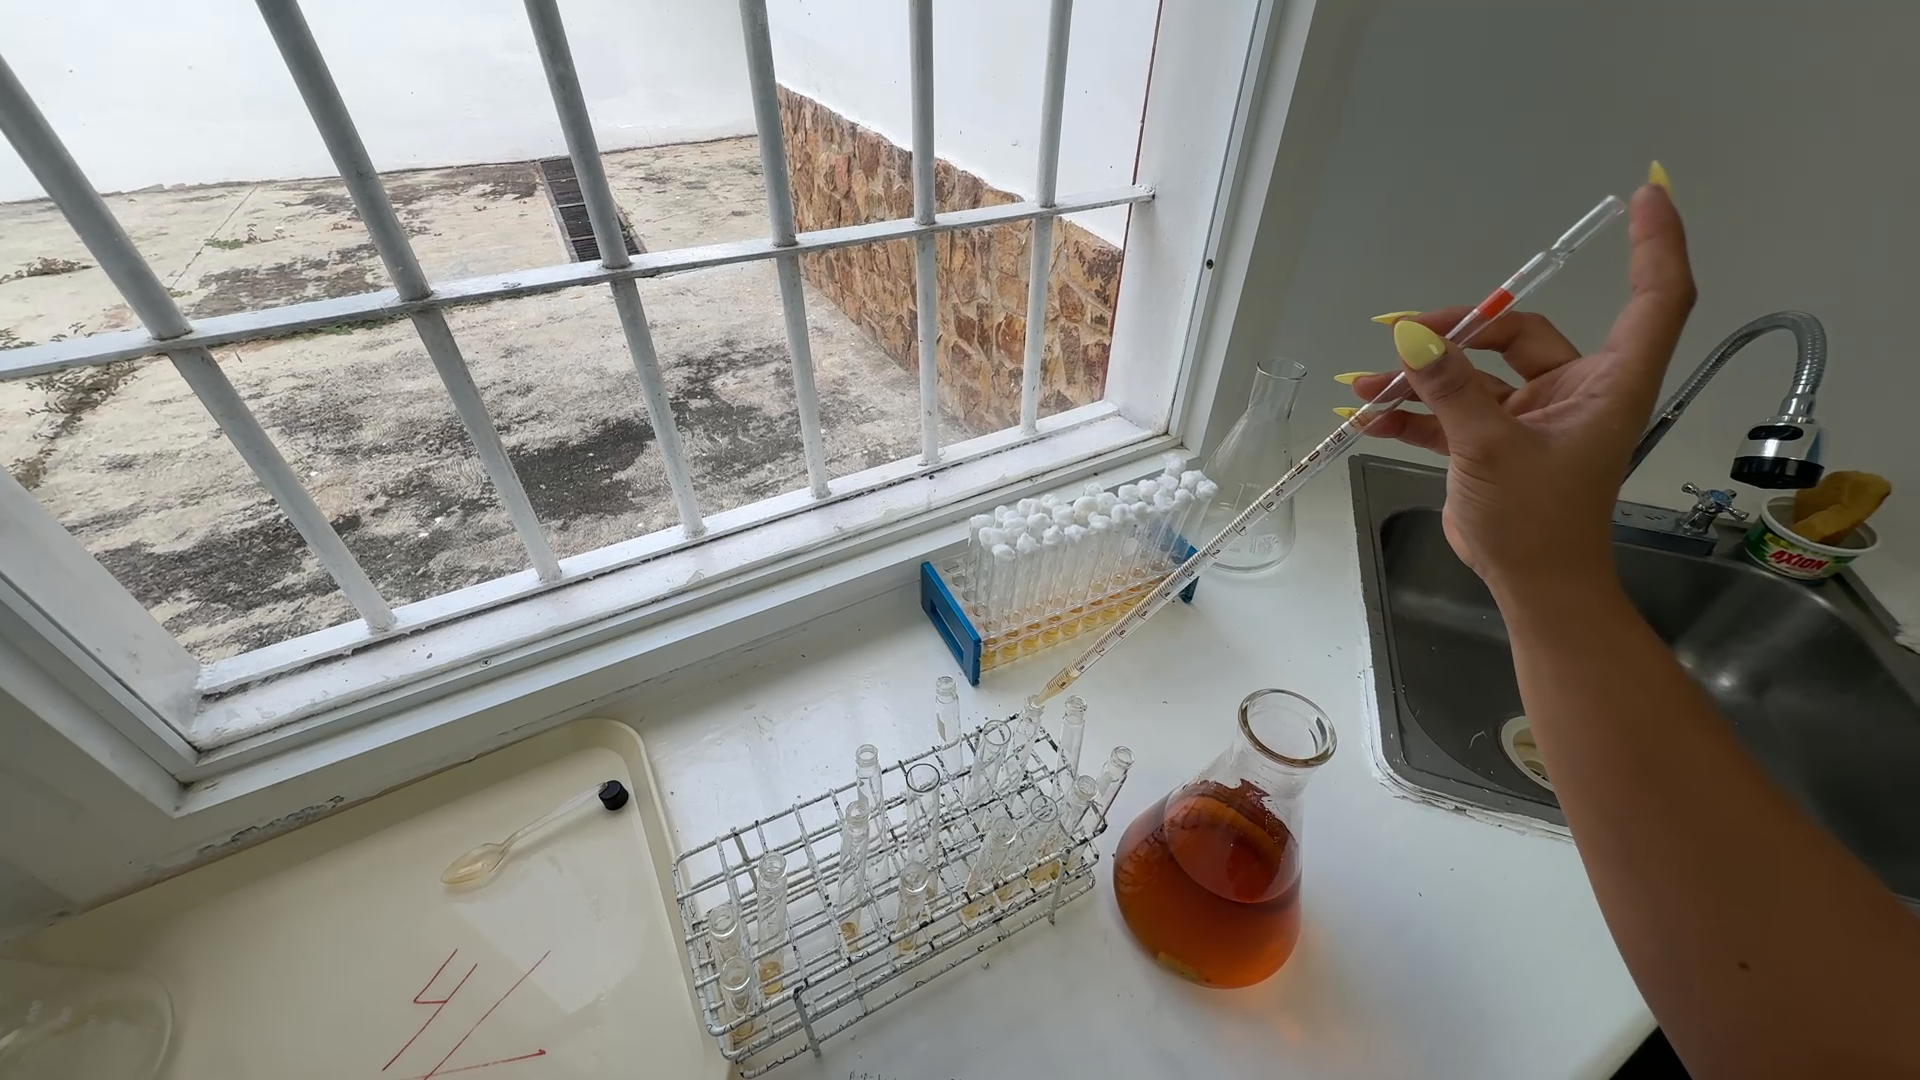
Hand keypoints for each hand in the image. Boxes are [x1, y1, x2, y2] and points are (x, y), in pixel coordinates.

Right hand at [1349, 182, 1695, 594]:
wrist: (1525, 579)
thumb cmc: (1537, 519)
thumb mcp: (1490, 450)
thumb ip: (1450, 392)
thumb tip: (1409, 340)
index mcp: (1606, 384)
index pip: (1652, 298)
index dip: (1655, 245)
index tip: (1647, 194)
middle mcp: (1570, 391)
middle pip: (1518, 334)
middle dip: (1456, 334)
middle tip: (1401, 336)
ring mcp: (1524, 416)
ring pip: (1470, 375)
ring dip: (1417, 379)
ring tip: (1364, 386)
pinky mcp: (1487, 441)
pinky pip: (1445, 413)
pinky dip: (1409, 414)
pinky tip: (1366, 417)